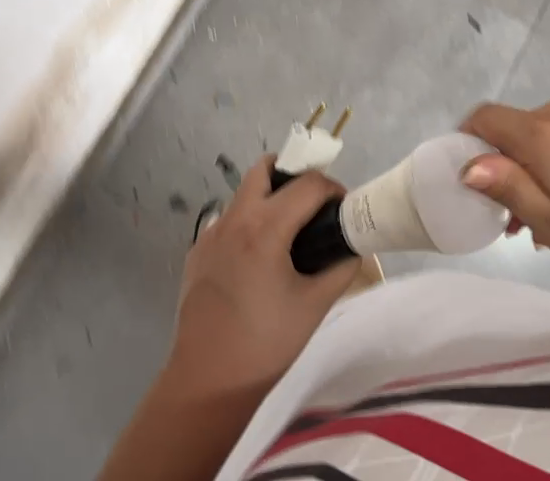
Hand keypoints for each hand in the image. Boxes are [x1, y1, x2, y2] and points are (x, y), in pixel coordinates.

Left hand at [166, 157, 357, 396]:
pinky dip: (249, 224)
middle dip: (294, 175)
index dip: (333, 189)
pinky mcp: (197, 252)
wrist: (208, 380)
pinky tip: (259, 261)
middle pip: (265, 168)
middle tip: (313, 204)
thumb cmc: (267, 343)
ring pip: (243, 193)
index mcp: (264, 228)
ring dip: (270, 198)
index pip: (308, 184)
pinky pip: (228, 221)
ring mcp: (209, 234)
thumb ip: (341, 266)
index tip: (343, 209)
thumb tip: (352, 247)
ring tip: (289, 233)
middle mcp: (233, 220)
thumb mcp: (316, 304)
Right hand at [461, 99, 549, 290]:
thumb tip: (469, 163)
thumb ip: (507, 185)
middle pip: (515, 129)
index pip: (486, 118)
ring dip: (534, 168)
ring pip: (544, 135)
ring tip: (546, 221)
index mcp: (542, 133)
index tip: (469, 180)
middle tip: (513, 219)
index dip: (468, 141)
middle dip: (504, 166)